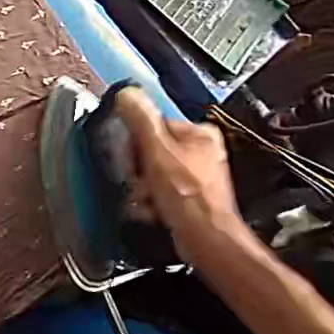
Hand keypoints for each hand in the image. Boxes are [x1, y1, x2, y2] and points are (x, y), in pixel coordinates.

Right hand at [112, 87, 250, 252]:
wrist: (207, 241)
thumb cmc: (187, 196)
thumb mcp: (157, 151)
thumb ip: (141, 119)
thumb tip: (126, 92)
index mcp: (199, 132)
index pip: (152, 124)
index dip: (136, 142)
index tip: (131, 159)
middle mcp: (201, 150)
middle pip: (150, 148)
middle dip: (138, 168)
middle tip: (139, 182)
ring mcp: (197, 174)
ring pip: (153, 171)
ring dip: (142, 187)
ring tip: (146, 199)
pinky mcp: (191, 196)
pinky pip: (160, 189)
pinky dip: (152, 200)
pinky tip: (151, 210)